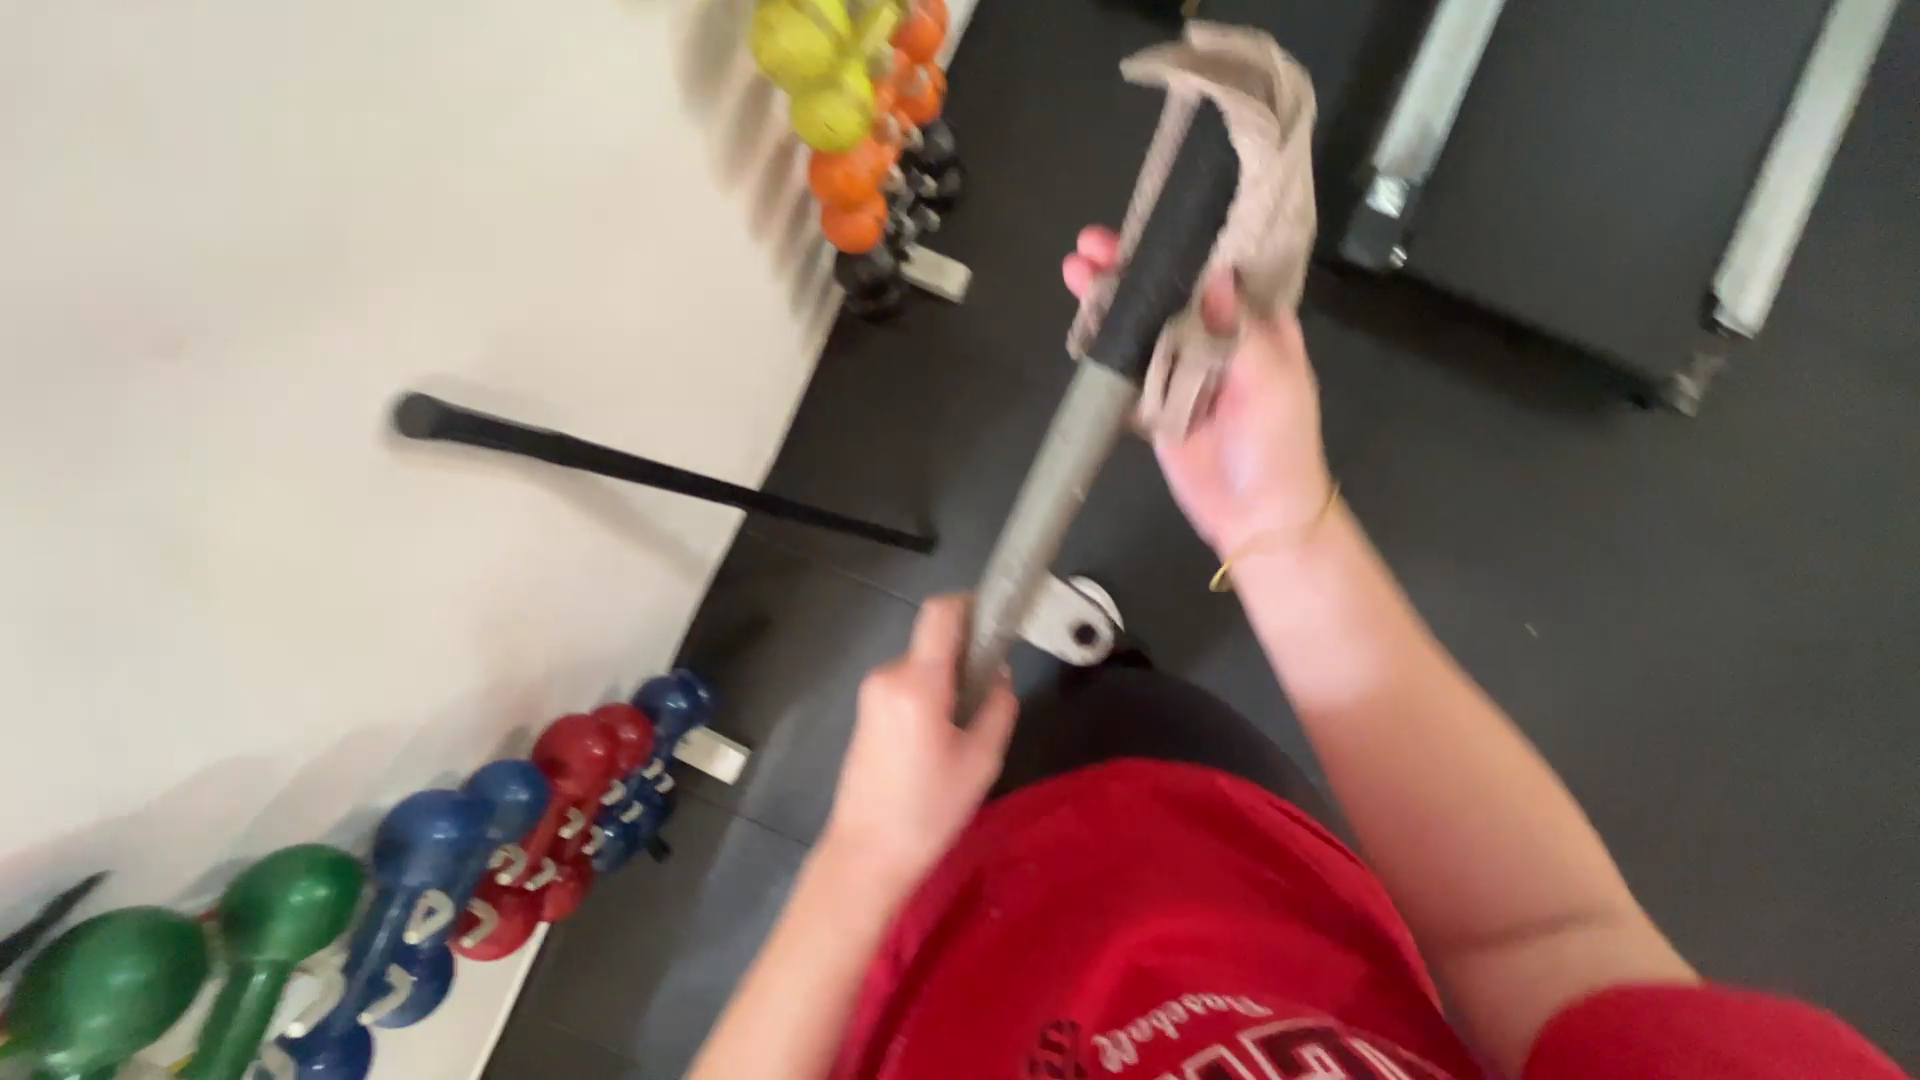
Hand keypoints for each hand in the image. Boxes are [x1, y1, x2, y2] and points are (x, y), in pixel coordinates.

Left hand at [824, 595, 1018, 885]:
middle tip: (989, 696)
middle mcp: (888, 676)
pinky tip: (939, 739)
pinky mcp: (867, 710)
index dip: (971, 603)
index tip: (997, 618)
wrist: (865, 853)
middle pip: (935, 642)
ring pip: (923, 665)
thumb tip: (998, 672)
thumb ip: (998, 705)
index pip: (940, 612)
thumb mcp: (982, 760)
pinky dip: (930, 695)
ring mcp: (872, 693)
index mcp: (917, 684)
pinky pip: (907, 684)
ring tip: (964, 731)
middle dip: (966, 657)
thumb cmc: (928, 810)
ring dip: (948, 680)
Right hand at [1064, 226, 1329, 555]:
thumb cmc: (1278, 444)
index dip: (1188, 240)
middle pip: (1171, 290)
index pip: (1220, 267)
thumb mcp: (1273, 381)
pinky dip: (1104, 344)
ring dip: (1112, 299)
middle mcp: (1217, 337)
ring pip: (1143, 323)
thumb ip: (1241, 328)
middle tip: (1093, 244)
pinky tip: (1082, 321)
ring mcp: (1182, 368)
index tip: (1154, 216)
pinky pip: (1127, 366)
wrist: (1255, 514)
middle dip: (1134, 266)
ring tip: (1076, 271)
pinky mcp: (1154, 400)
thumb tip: (1213, 271)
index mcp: (1257, 324)